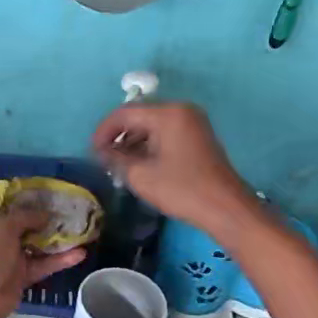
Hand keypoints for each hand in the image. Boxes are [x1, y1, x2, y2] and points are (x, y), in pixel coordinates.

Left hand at [0, 197, 86, 317]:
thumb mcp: (3, 226)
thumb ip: (26, 216)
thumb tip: (46, 214)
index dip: (18, 195)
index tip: (42, 191)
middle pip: (21, 223)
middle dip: (43, 216)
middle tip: (68, 208)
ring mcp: (8, 257)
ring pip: (35, 244)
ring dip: (56, 238)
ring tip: (80, 228)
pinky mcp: (21, 276)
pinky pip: (42, 264)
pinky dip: (60, 260)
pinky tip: (81, 253)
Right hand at [92, 102, 258, 235]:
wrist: (225, 208)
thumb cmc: (182, 190)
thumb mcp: (141, 176)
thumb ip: (116, 159)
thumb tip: (102, 152)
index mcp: (167, 113)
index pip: (125, 113)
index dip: (104, 131)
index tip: (92, 151)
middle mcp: (181, 110)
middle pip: (140, 116)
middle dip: (119, 136)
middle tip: (104, 158)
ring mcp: (193, 122)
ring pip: (153, 125)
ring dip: (134, 142)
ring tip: (120, 165)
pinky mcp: (199, 136)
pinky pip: (167, 133)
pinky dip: (151, 145)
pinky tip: (141, 164)